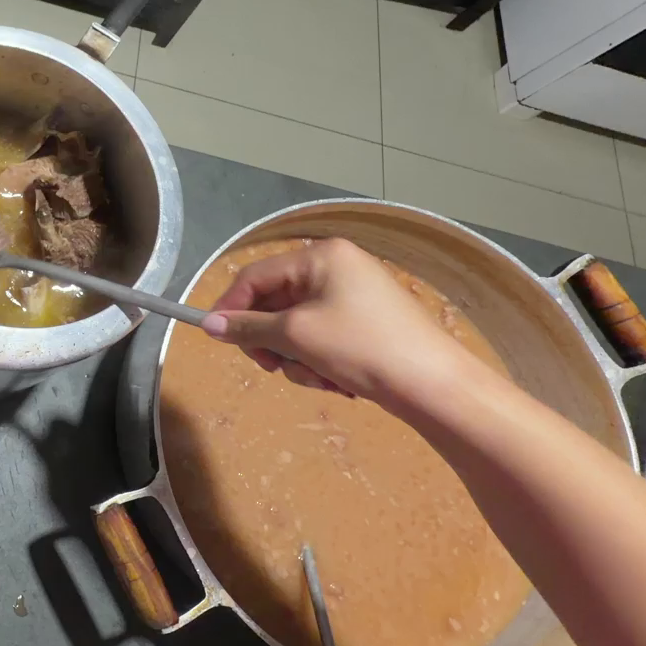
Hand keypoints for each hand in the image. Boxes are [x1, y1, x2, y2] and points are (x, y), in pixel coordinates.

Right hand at [199, 237, 483, 411]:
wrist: (437, 388)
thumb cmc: (361, 348)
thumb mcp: (296, 336)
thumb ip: (247, 327)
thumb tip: (208, 325)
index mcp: (320, 257)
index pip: (254, 276)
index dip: (230, 307)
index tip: (217, 337)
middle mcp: (336, 268)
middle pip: (274, 303)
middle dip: (271, 340)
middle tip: (272, 367)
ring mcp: (353, 296)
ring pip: (294, 326)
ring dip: (296, 358)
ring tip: (318, 379)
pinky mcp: (365, 324)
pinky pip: (320, 338)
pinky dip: (319, 362)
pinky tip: (336, 381)